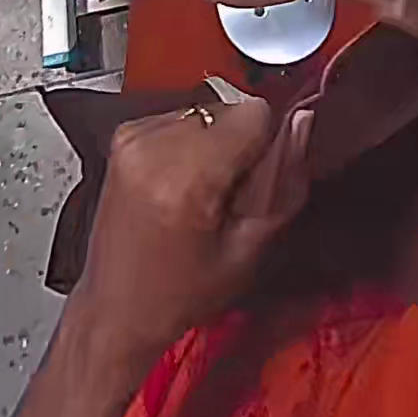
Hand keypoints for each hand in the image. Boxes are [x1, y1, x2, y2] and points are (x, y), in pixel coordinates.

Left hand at [74, 96, 313, 356]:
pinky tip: (178, 180)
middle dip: (239, 143)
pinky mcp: (123, 134)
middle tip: (226, 193)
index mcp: (186, 179)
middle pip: (229, 109)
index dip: (266, 143)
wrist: (114, 307)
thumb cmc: (181, 292)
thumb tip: (302, 120)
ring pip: (206, 110)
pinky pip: (180, 117)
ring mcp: (133, 137)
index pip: (253, 114)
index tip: (256, 179)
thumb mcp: (248, 251)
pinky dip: (188, 141)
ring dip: (213, 141)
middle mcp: (154, 147)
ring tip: (200, 189)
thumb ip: (284, 181)